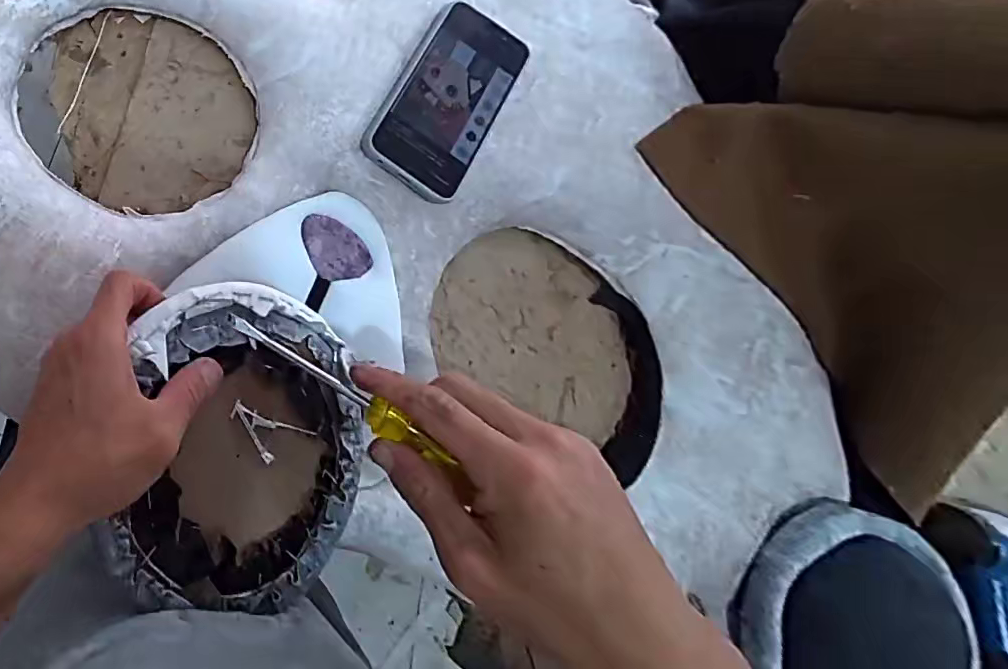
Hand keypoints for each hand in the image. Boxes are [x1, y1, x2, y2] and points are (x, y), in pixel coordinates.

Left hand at [0, 271, 224, 538]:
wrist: (30, 508)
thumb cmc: (98, 462)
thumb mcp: (161, 431)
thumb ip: (190, 391)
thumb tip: (211, 366)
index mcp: (97, 339)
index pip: (120, 282)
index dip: (149, 288)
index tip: (167, 321)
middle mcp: (69, 342)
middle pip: (110, 309)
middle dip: (143, 325)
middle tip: (166, 362)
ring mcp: (51, 366)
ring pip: (96, 335)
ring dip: (124, 349)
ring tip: (144, 390)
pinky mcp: (43, 389)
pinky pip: (80, 358)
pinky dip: (103, 367)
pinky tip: (115, 411)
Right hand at [352, 366, 745, 668]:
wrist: (645, 634)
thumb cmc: (552, 612)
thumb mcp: (474, 567)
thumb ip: (426, 496)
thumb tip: (386, 446)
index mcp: (515, 469)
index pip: (438, 408)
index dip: (394, 387)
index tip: (362, 374)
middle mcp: (543, 437)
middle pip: (463, 390)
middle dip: (423, 404)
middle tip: (402, 444)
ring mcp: (568, 438)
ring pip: (491, 404)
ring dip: (458, 424)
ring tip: (459, 484)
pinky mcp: (583, 447)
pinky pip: (519, 423)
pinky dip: (491, 437)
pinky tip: (497, 488)